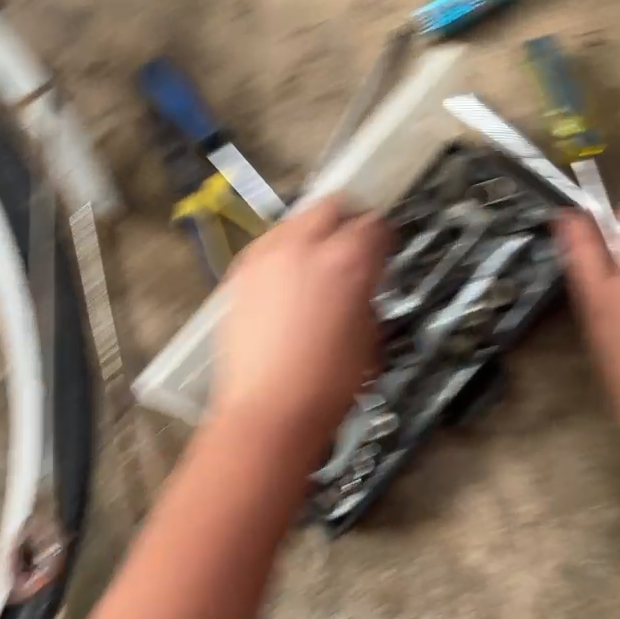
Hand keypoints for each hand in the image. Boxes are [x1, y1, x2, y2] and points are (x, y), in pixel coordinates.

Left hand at [213, 198, 390, 435]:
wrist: (270, 411)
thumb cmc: (322, 387)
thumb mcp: (369, 337)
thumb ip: (367, 294)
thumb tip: (364, 283)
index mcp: (347, 262)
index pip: (373, 225)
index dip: (381, 238)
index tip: (381, 247)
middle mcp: (302, 249)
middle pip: (329, 207)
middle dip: (345, 221)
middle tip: (352, 241)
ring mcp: (265, 260)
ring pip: (292, 221)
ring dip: (309, 233)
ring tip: (317, 260)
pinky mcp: (237, 277)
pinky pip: (264, 248)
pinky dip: (279, 254)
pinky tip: (286, 280)